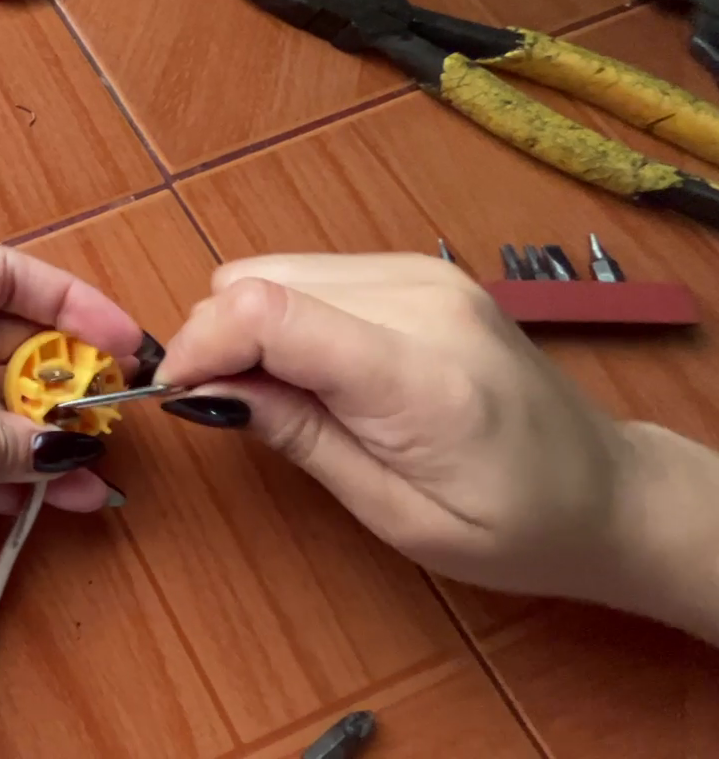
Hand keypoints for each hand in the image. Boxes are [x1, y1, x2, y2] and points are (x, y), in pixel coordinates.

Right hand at [156, 252, 632, 601]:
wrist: (616, 491)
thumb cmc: (512, 526)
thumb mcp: (392, 511)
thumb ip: (292, 434)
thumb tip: (203, 387)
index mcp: (418, 375)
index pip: (266, 313)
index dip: (199, 343)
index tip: (177, 391)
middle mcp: (416, 299)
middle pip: (250, 283)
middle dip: (216, 340)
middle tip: (232, 401)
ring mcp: (415, 272)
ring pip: (261, 271)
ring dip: (242, 325)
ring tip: (277, 384)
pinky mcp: (407, 266)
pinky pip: (294, 271)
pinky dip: (274, 312)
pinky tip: (307, 359)